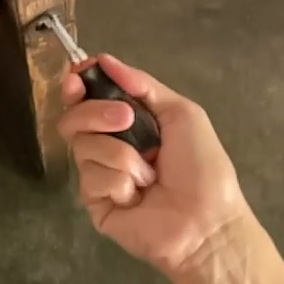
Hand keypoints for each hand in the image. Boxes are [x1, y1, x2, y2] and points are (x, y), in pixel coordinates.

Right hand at [57, 55, 250, 277]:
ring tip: (148, 174)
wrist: (209, 224)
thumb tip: (103, 59)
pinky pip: (91, 178)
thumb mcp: (181, 114)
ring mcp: (98, 174)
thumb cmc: (203, 168)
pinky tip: (138, 196)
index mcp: (126, 122)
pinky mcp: (94, 203)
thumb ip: (141, 84)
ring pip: (83, 146)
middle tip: (125, 119)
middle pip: (73, 116)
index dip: (76, 84)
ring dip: (120, 155)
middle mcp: (107, 144)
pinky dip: (119, 182)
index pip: (86, 97)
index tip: (77, 78)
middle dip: (96, 112)